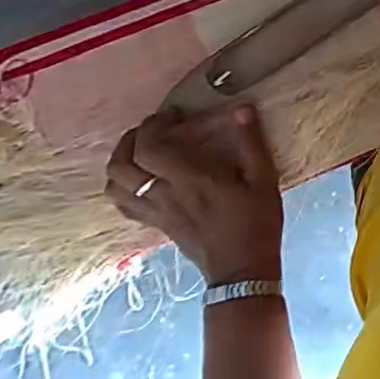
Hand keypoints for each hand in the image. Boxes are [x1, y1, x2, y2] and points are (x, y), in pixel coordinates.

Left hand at [106, 104, 283, 285]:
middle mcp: (165, 195)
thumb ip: (251, 142)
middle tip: (154, 128)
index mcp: (191, 180)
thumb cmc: (256, 222)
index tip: (174, 115)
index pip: (149, 148)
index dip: (153, 125)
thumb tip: (242, 107)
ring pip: (115, 185)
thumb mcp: (264, 179)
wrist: (242, 270)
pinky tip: (140, 178)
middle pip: (121, 164)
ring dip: (121, 161)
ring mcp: (157, 212)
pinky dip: (122, 185)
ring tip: (142, 149)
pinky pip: (123, 204)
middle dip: (131, 139)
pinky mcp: (157, 225)